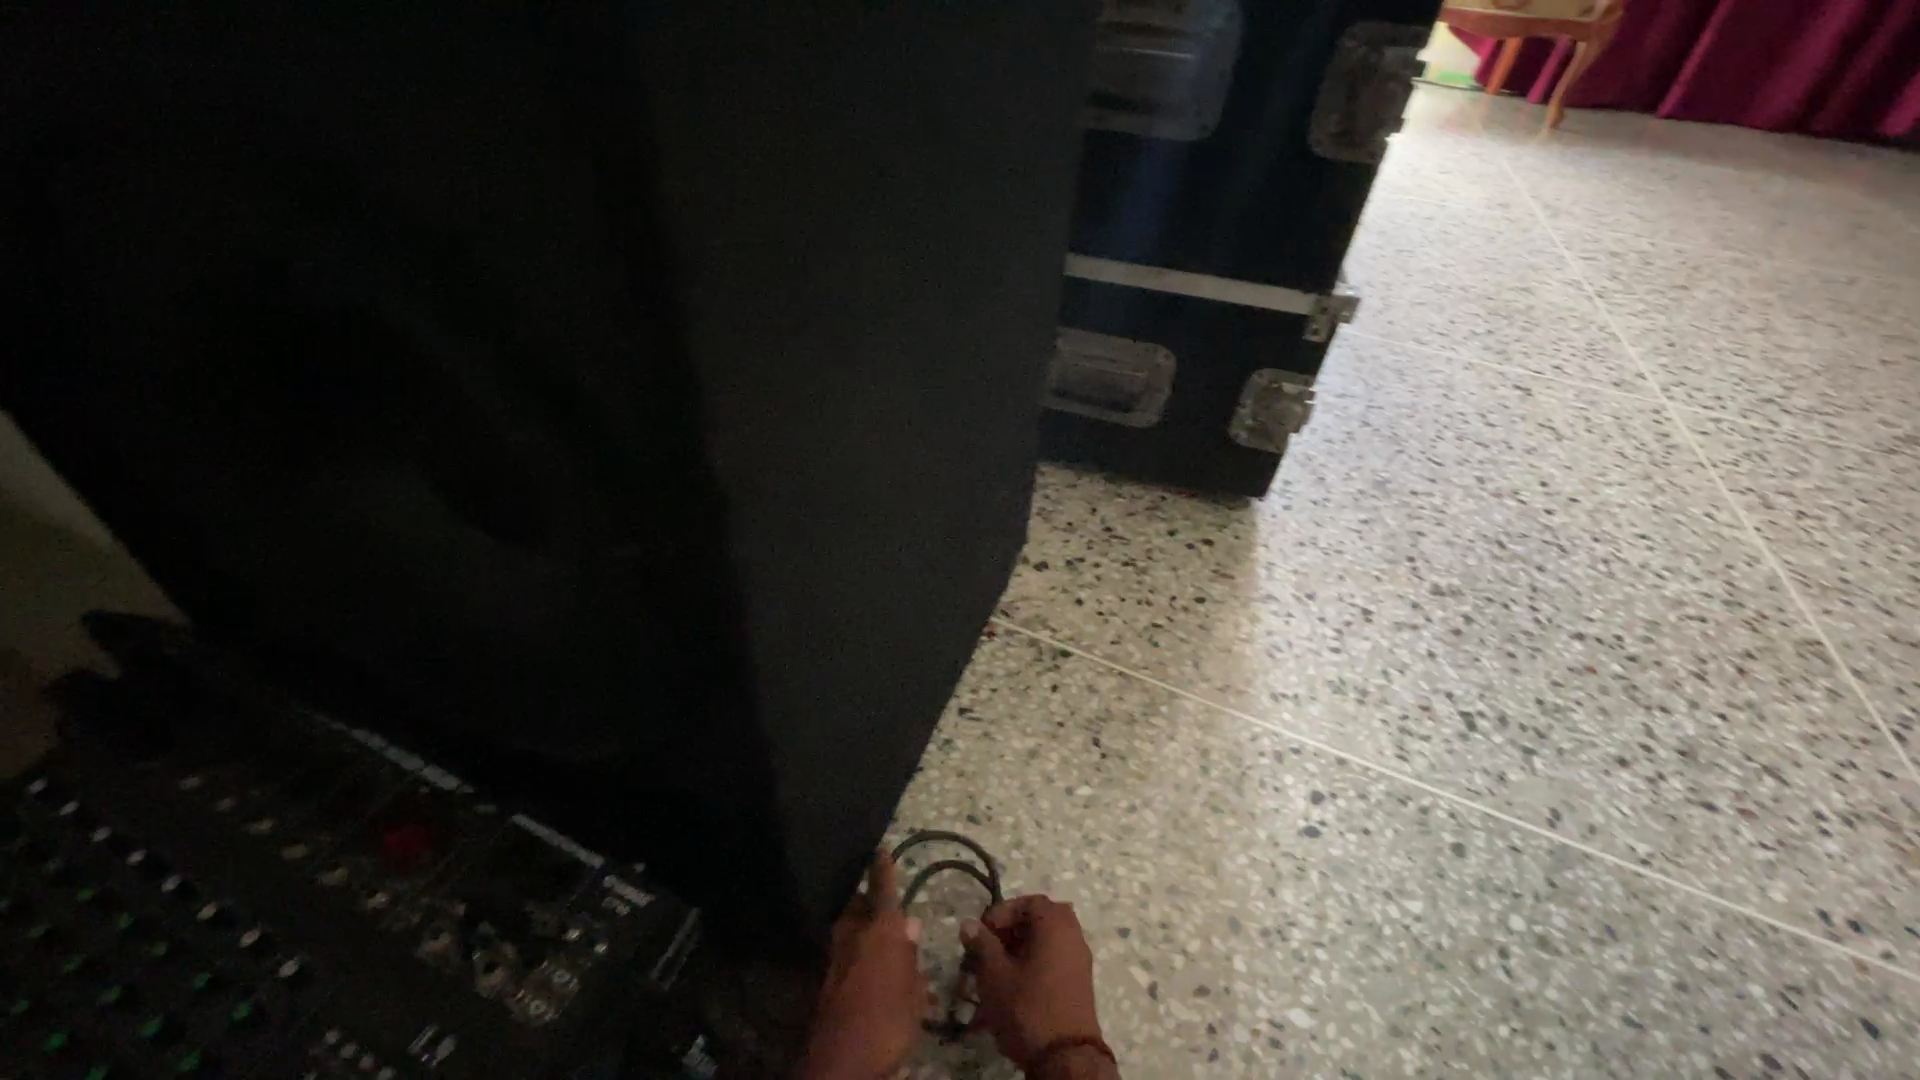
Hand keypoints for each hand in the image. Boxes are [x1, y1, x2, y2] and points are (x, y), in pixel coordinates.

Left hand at [796, 851, 928, 1079]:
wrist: (841, 1062)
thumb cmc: (889, 1021)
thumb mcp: (914, 993)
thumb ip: (911, 956)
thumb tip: (910, 924)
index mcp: (881, 931)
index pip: (882, 890)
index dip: (883, 869)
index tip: (881, 850)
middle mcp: (853, 936)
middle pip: (858, 906)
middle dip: (868, 900)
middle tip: (882, 900)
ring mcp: (834, 958)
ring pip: (846, 928)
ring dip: (858, 924)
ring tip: (873, 929)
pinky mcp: (824, 981)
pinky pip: (841, 951)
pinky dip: (852, 949)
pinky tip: (862, 962)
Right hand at [960, 895, 1104, 1069]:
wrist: (1065, 1058)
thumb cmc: (1027, 1007)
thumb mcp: (995, 974)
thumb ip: (981, 944)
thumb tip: (969, 923)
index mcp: (1056, 924)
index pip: (1029, 902)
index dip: (1003, 912)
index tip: (984, 932)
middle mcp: (1073, 936)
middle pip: (1040, 921)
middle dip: (1012, 931)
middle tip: (992, 948)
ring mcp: (1080, 962)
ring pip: (1046, 944)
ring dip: (1021, 951)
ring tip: (997, 972)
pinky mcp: (1079, 985)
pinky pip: (1054, 963)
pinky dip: (1033, 967)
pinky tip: (1012, 990)